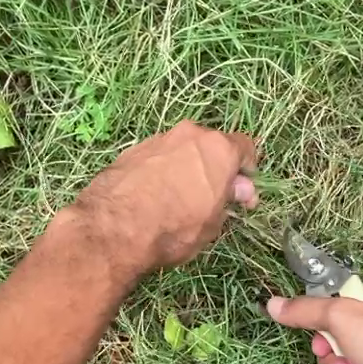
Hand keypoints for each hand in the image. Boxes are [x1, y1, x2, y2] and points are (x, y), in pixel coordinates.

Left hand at [72, 121, 258, 273]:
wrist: (115, 228)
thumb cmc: (175, 228)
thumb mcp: (213, 223)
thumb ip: (228, 200)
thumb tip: (239, 189)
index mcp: (218, 148)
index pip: (245, 148)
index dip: (247, 171)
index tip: (242, 193)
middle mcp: (190, 134)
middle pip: (212, 147)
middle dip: (216, 169)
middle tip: (213, 199)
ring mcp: (158, 139)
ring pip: (183, 151)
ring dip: (188, 170)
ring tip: (180, 201)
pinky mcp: (132, 150)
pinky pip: (158, 158)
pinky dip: (163, 173)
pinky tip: (156, 198)